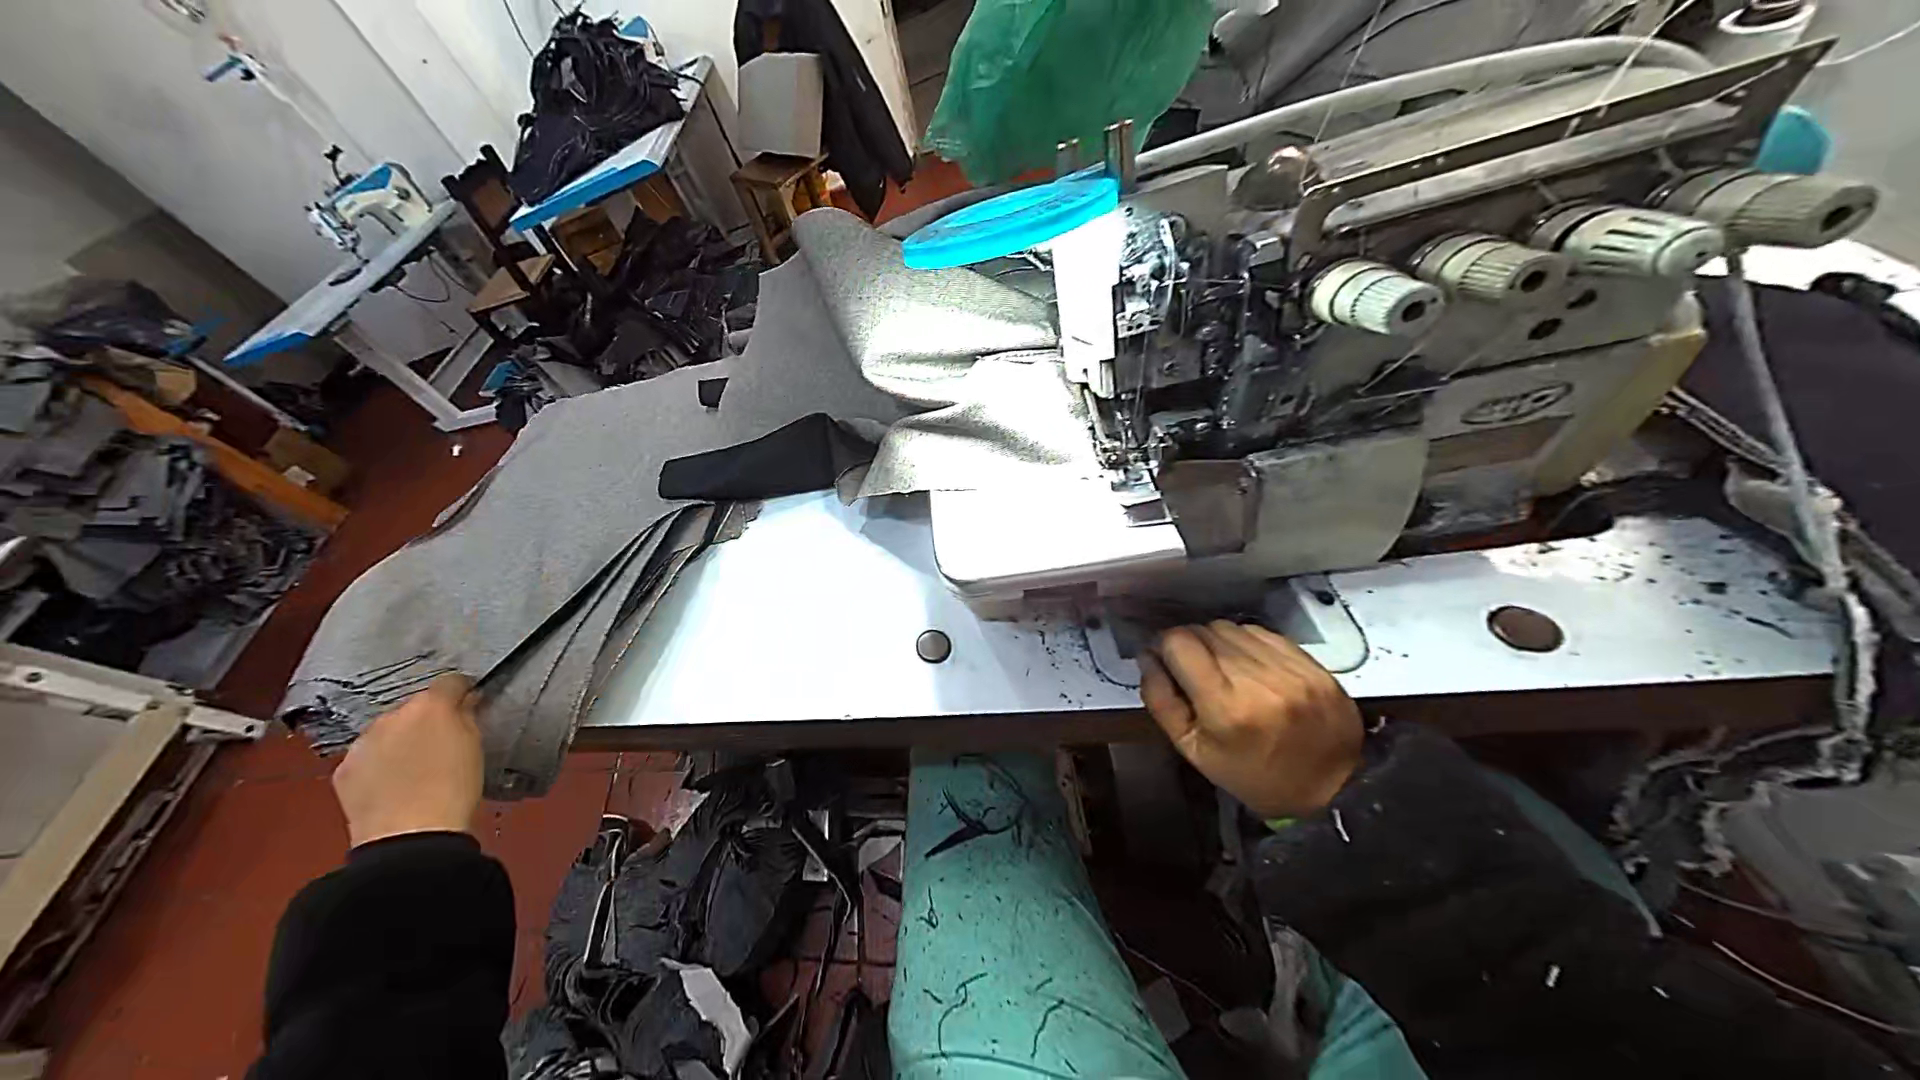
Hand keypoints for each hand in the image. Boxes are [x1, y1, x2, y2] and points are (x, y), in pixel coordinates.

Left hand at [331, 673, 483, 847]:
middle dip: (427, 718)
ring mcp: (363, 742)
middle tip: (441, 743)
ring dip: (401, 739)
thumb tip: (465, 702)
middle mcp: (392, 716)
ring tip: (414, 766)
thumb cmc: (455, 786)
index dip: (461, 691)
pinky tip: (391, 783)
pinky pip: (368, 755)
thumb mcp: (475, 746)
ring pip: (388, 730)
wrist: (409, 833)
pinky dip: (380, 762)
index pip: (449, 681)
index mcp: (431, 706)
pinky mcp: (344, 768)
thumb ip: (468, 716)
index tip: (468, 704)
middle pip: (414, 706)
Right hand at [1140, 620, 1362, 819]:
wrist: (1331, 788)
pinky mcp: (1311, 664)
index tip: (1163, 658)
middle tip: (1190, 669)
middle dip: (1188, 645)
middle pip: (1204, 631)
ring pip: (1232, 628)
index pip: (1180, 643)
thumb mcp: (1193, 750)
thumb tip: (1146, 657)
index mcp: (1224, 707)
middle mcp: (1258, 680)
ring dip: (1217, 642)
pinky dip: (1246, 643)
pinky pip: (1262, 633)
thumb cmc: (1253, 776)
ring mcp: (1289, 669)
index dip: (1163, 645)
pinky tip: (1249, 667)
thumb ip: (1161, 701)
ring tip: (1222, 669)